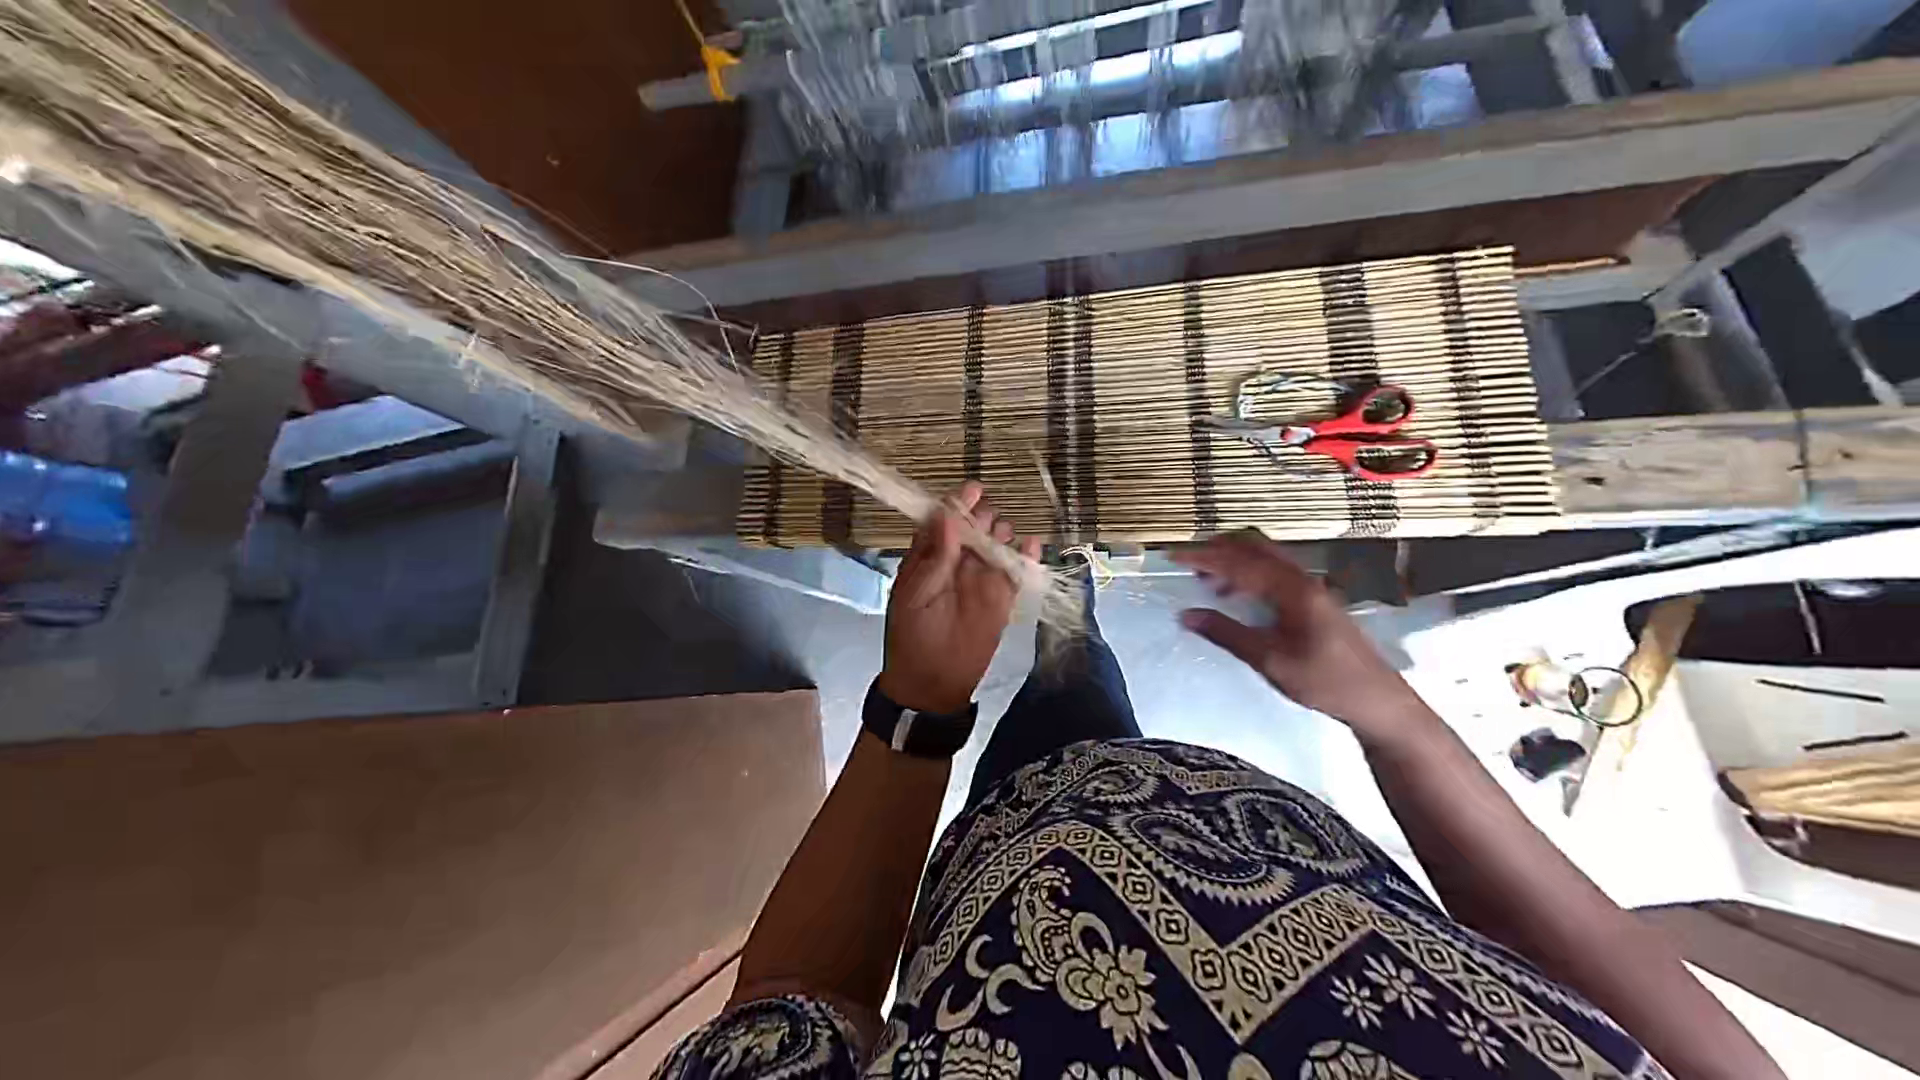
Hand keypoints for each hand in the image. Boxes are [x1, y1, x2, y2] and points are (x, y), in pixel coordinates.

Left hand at [878, 483, 1041, 713]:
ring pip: (997, 543)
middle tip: (987, 522)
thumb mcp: (915, 595)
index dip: (957, 503)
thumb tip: (945, 515)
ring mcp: (981, 577)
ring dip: (1002, 533)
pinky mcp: (1003, 596)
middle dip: (981, 517)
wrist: (933, 684)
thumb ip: (934, 557)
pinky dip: (1027, 556)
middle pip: (973, 526)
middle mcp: (957, 561)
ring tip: (1003, 536)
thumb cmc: (914, 637)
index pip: (943, 520)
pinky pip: (1017, 570)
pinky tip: (1031, 546)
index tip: (972, 490)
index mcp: (929, 557)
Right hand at [1174, 532, 1425, 736]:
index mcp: (1292, 590)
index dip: (1203, 557)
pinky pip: (1274, 572)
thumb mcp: (1269, 661)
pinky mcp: (1314, 599)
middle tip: (1189, 562)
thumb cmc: (1325, 682)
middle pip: (1255, 546)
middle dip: (1218, 549)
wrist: (1377, 700)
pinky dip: (1249, 573)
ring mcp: (1311, 587)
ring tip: (1208, 581)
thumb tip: (1186, 615)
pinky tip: (1237, 596)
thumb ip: (1226, 634)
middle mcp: (1302, 580)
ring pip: (1265, 557)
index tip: (1174, 557)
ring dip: (1234, 560)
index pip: (1239, 562)